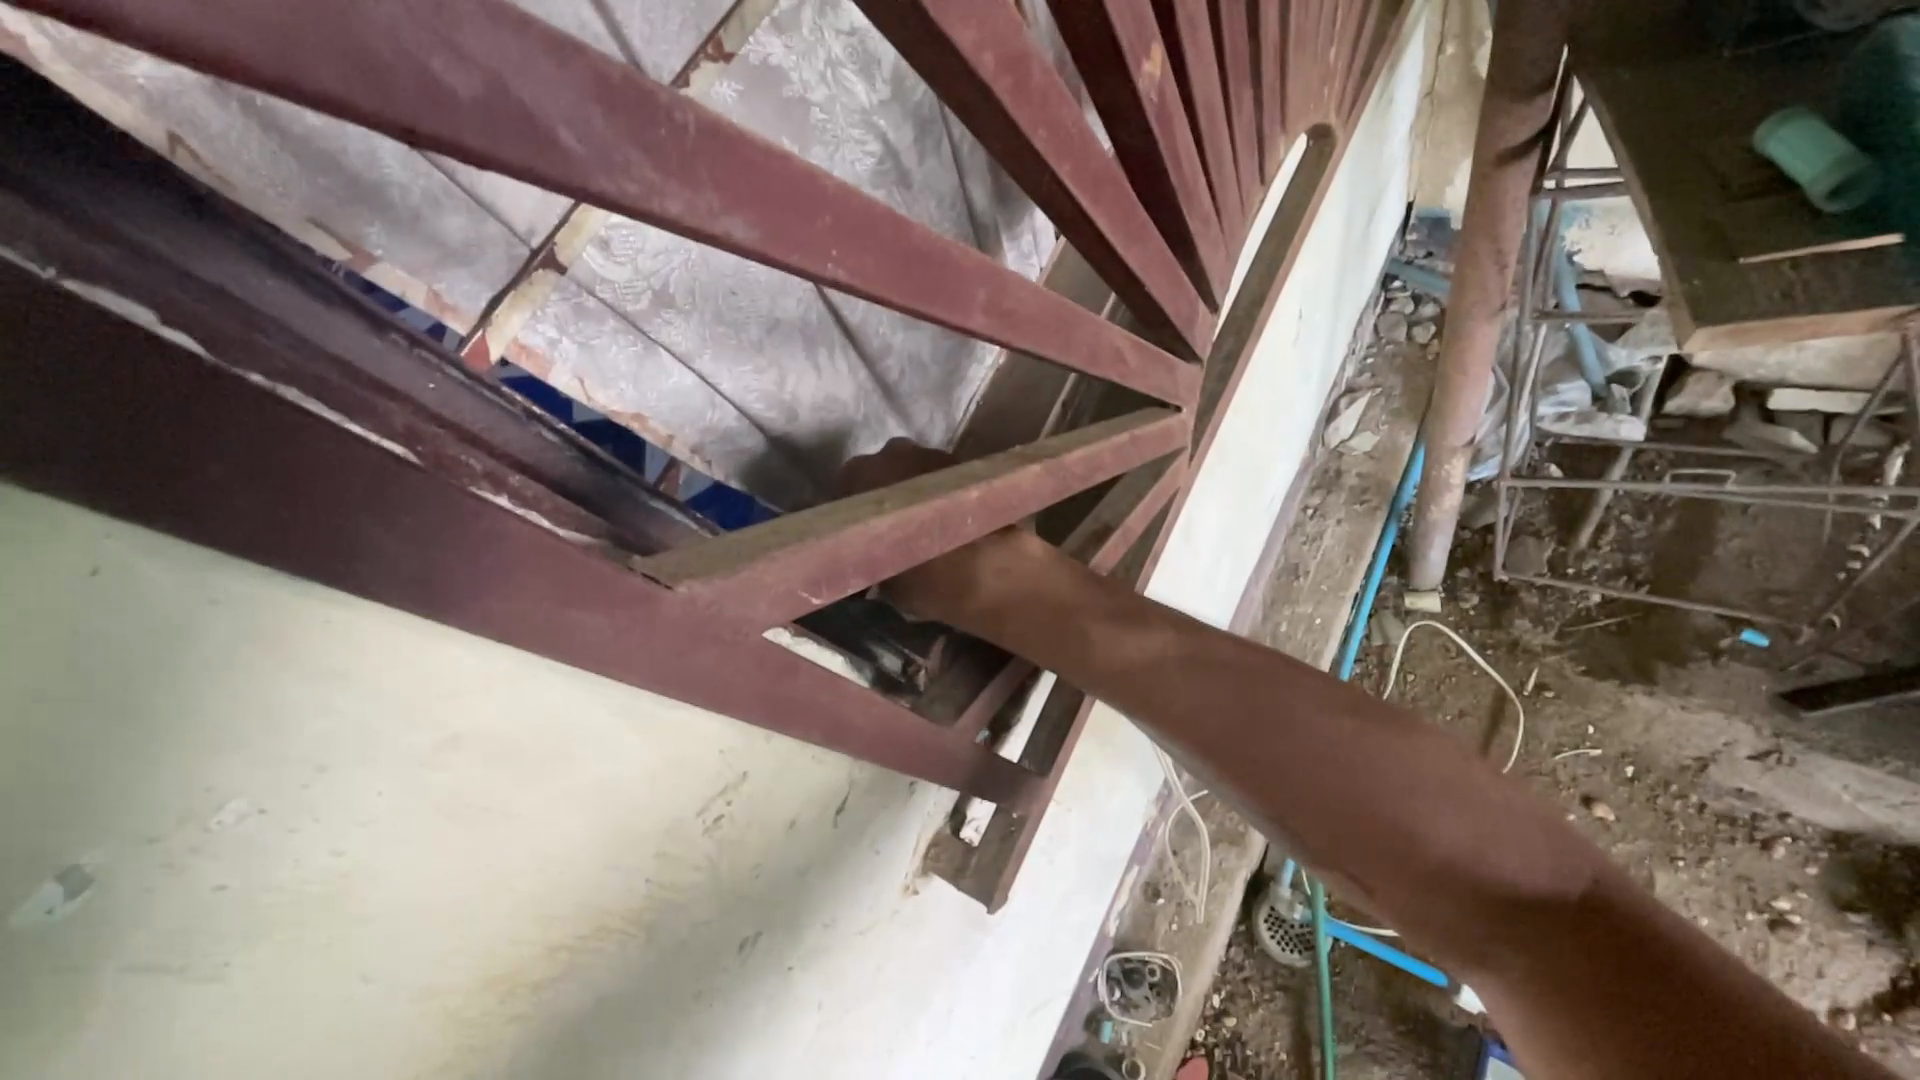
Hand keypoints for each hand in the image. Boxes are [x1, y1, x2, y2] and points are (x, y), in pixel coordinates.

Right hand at [838, 438, 1047, 626]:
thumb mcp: (878, 575)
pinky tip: (949, 520)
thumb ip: (865, 555)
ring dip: (915, 491)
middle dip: (884, 494)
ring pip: (915, 471)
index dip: (850, 512)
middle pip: (882, 472)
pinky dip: (943, 494)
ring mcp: (937, 454)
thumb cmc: (922, 575)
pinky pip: (944, 478)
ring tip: (924, 525)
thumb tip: (866, 555)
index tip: (857, 535)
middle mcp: (895, 453)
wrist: (991, 570)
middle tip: (890, 529)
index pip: (844, 488)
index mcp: (861, 475)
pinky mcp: (972, 465)